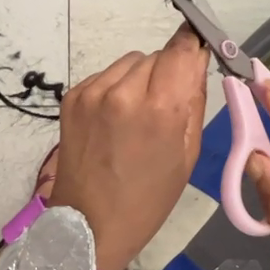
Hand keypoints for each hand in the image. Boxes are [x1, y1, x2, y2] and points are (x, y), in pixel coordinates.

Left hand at [50, 27, 210, 269]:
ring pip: (129, 63)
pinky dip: (115, 90)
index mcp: (159, 108)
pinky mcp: (72, 97)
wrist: (87, 224)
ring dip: (139, 79)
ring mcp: (92, 92)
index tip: (198, 48)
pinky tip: (114, 121)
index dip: (193, 46)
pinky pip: (105, 77)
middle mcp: (123, 91)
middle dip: (166, 74)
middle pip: (156, 56)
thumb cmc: (147, 199)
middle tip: (164, 108)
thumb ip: (194, 100)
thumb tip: (198, 60)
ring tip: (136, 117)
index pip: (182, 49)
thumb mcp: (187, 154)